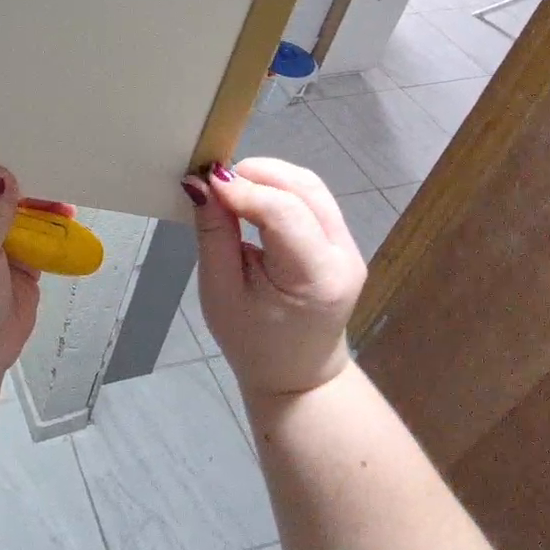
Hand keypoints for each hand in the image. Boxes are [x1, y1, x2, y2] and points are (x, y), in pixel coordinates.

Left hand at [0, 166, 49, 391]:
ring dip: (43, 204)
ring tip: (65, 191)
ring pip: (23, 212)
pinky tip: (70, 215)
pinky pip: (40, 236)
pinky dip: (55, 228)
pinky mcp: (21, 260)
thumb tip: (0, 173)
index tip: (13, 138)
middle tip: (50, 160)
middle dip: (23, 180)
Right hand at [182, 158, 367, 399]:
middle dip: (257, 173)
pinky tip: (253, 199)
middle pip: (304, 188)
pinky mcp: (342, 240)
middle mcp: (342, 255)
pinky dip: (279, 188)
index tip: (205, 181)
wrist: (298, 375)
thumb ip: (213, 234)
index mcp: (314, 277)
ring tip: (232, 189)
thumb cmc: (252, 341)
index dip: (243, 189)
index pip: (283, 212)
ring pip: (311, 186)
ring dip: (269, 176)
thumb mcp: (220, 292)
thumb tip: (200, 184)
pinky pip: (313, 198)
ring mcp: (348, 245)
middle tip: (216, 182)